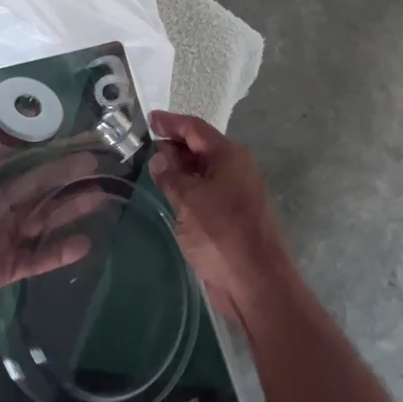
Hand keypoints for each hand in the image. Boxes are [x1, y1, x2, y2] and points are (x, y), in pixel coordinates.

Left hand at [0, 147, 111, 353]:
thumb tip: (6, 137)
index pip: (14, 158)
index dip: (41, 148)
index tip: (70, 135)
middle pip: (35, 186)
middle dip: (65, 173)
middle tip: (98, 162)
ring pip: (42, 218)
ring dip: (70, 207)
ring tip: (102, 196)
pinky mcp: (0, 270)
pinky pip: (35, 257)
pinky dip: (58, 251)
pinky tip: (84, 243)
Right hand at [148, 111, 299, 322]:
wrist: (257, 283)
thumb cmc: (222, 234)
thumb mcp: (189, 200)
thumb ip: (171, 176)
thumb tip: (159, 158)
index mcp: (231, 157)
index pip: (196, 129)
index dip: (171, 122)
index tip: (149, 117)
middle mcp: (237, 169)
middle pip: (202, 148)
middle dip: (175, 144)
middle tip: (145, 142)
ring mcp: (237, 194)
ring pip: (204, 172)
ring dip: (181, 168)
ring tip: (152, 165)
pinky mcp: (233, 217)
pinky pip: (206, 192)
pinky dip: (188, 188)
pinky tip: (170, 194)